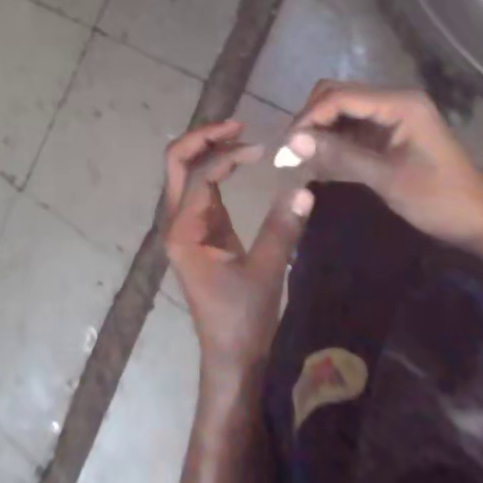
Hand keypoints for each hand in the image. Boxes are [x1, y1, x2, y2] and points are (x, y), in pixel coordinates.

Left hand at [163, 120, 313, 371]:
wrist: (231, 358)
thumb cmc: (242, 320)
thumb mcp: (265, 273)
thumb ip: (282, 228)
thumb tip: (305, 188)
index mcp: (183, 230)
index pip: (200, 175)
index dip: (228, 155)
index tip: (261, 150)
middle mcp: (176, 221)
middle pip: (177, 163)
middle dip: (203, 138)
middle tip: (238, 124)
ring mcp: (186, 224)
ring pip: (185, 170)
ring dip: (208, 147)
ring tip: (241, 133)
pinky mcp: (201, 228)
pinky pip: (201, 185)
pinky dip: (217, 166)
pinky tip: (240, 157)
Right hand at [285, 82, 482, 256]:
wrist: (481, 223)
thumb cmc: (439, 201)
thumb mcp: (386, 179)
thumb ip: (339, 156)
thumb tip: (293, 142)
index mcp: (399, 103)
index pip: (340, 97)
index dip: (309, 117)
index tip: (287, 146)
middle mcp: (394, 99)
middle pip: (338, 95)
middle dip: (312, 119)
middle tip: (291, 151)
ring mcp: (393, 114)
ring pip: (342, 109)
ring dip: (320, 129)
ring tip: (300, 156)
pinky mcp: (390, 131)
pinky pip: (353, 126)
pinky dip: (334, 140)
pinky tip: (320, 160)